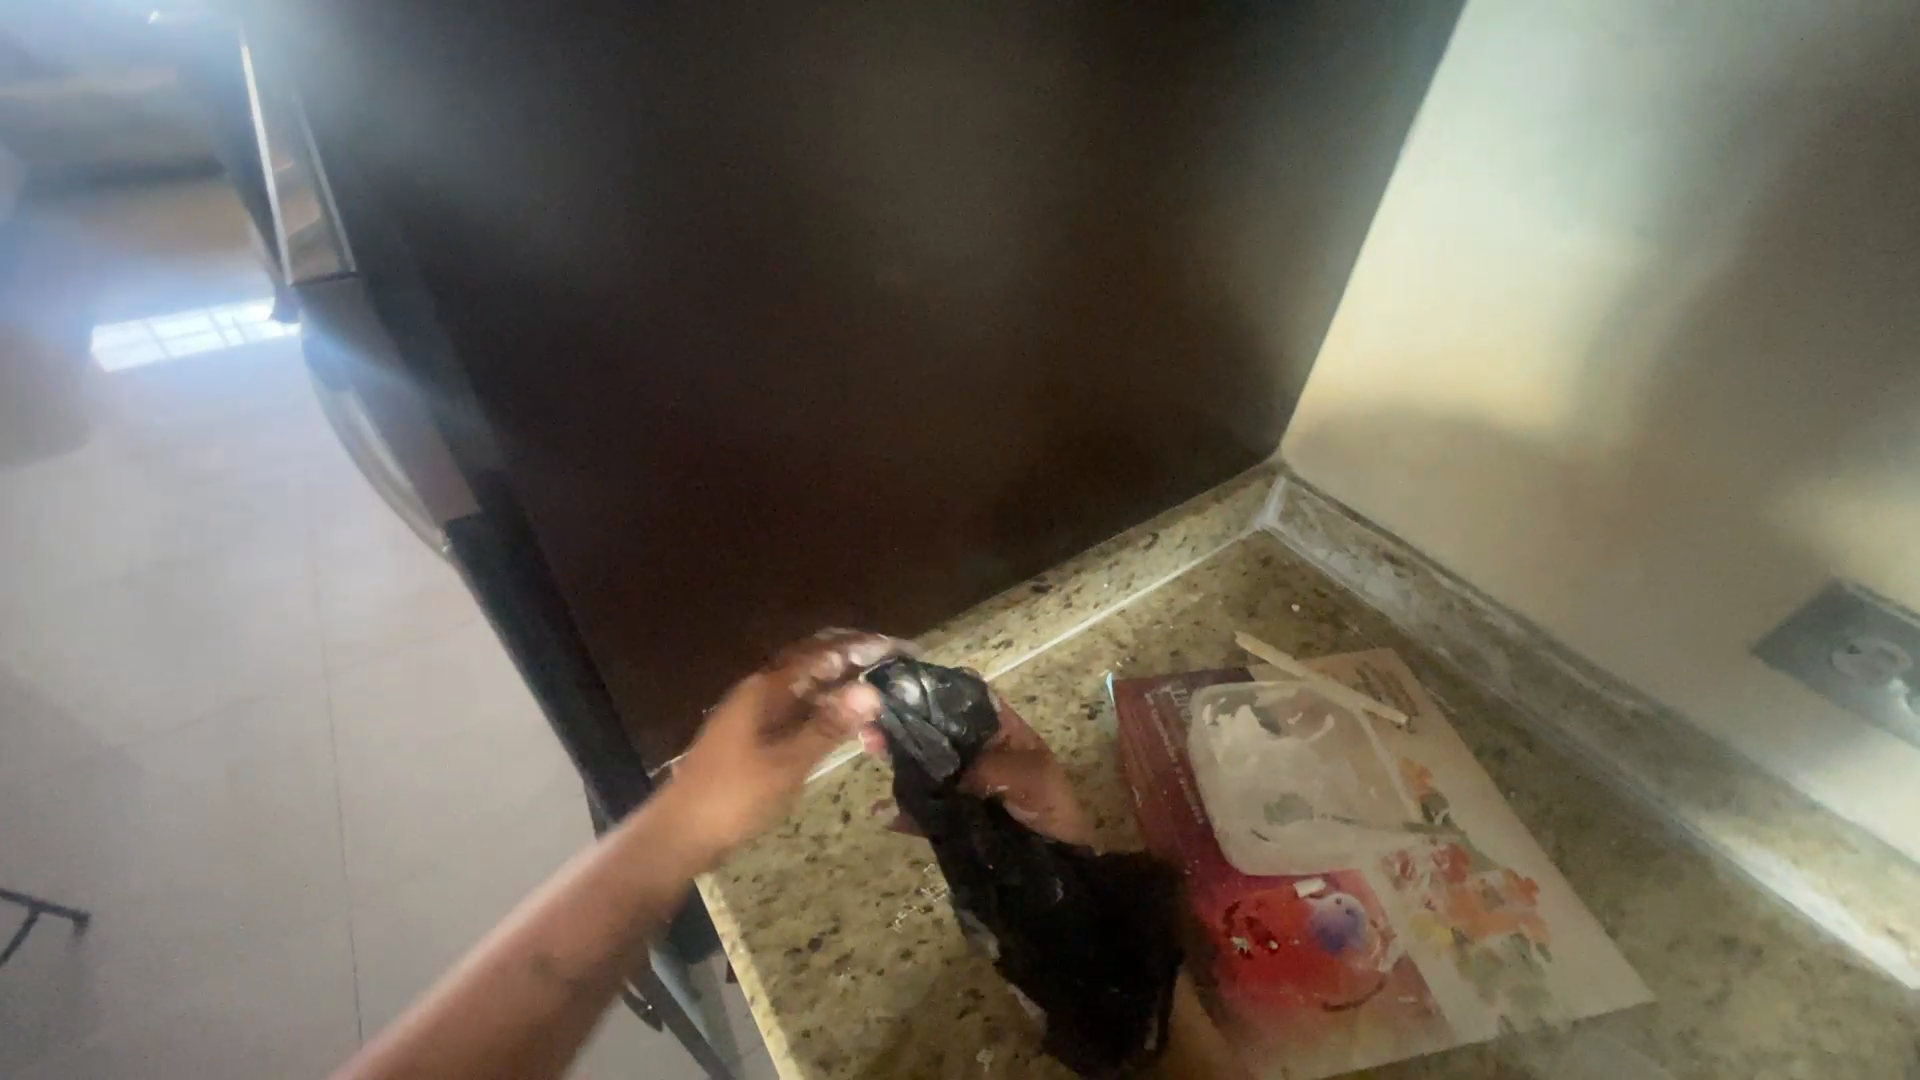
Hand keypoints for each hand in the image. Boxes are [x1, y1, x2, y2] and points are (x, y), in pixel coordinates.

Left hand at [665, 629, 905, 863]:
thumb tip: (871, 692)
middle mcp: (761, 692)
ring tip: (879, 695)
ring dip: (841, 689)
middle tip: (893, 665)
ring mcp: (756, 715)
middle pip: (813, 665)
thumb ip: (829, 727)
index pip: (821, 653)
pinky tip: (846, 724)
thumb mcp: (787, 764)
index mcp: (765, 689)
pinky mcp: (755, 738)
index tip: (896, 647)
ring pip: (807, 690)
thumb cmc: (732, 797)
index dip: (860, 647)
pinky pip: (798, 713)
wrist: (677, 836)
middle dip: (853, 662)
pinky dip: (825, 713)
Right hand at [861, 688, 1094, 845]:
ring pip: (921, 762)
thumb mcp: (1032, 777)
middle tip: (875, 715)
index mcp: (998, 729)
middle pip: (934, 727)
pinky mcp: (949, 816)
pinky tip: (881, 811)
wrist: (1061, 863)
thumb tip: (948, 773)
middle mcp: (974, 750)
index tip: (904, 685)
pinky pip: (921, 808)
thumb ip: (991, 768)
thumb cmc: (1053, 807)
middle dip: (904, 720)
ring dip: (894, 753)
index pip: (964, 698)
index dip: (936, 689)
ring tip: (869, 744)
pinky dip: (901, 810)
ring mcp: (959, 782)